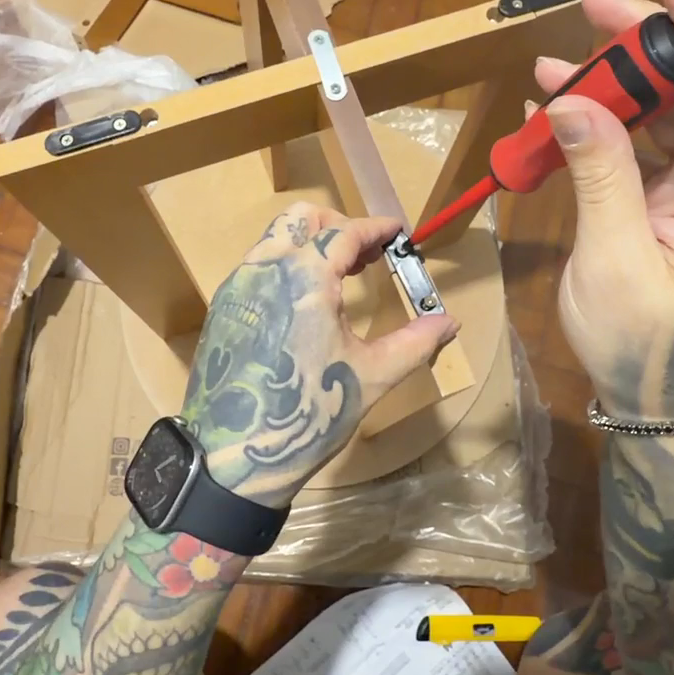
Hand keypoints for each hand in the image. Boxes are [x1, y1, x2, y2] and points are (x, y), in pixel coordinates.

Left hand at [182, 203, 459, 508]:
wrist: (233, 457)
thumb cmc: (309, 414)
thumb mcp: (371, 376)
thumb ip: (414, 342)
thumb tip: (448, 322)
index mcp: (304, 279)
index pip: (345, 231)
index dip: (376, 228)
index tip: (398, 233)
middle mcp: (266, 270)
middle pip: (302, 218)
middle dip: (338, 225)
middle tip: (366, 254)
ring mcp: (239, 287)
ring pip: (276, 238)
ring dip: (311, 242)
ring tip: (341, 276)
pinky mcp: (225, 307)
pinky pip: (260, 265)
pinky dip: (288, 265)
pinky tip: (306, 303)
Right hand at [539, 0, 673, 420]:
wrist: (653, 402)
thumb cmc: (650, 352)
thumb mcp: (617, 267)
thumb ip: (600, 180)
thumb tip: (570, 102)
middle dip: (662, 43)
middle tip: (599, 8)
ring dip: (626, 77)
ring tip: (567, 48)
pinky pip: (646, 142)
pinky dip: (605, 120)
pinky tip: (558, 100)